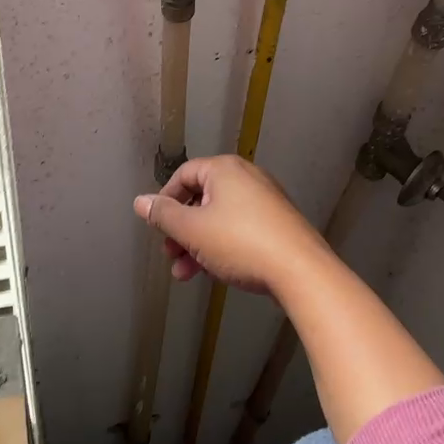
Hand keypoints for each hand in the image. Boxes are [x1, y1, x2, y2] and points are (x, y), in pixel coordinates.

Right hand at [133, 154, 333, 295]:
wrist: (302, 273)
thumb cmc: (240, 243)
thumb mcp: (193, 230)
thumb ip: (163, 215)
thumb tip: (140, 201)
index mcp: (224, 169)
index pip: (183, 175)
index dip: (165, 200)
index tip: (158, 227)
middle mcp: (247, 177)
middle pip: (202, 198)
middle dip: (182, 230)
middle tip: (171, 255)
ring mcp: (266, 200)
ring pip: (220, 217)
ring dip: (199, 244)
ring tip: (187, 274)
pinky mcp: (279, 224)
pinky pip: (241, 228)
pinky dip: (223, 245)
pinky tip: (216, 272)